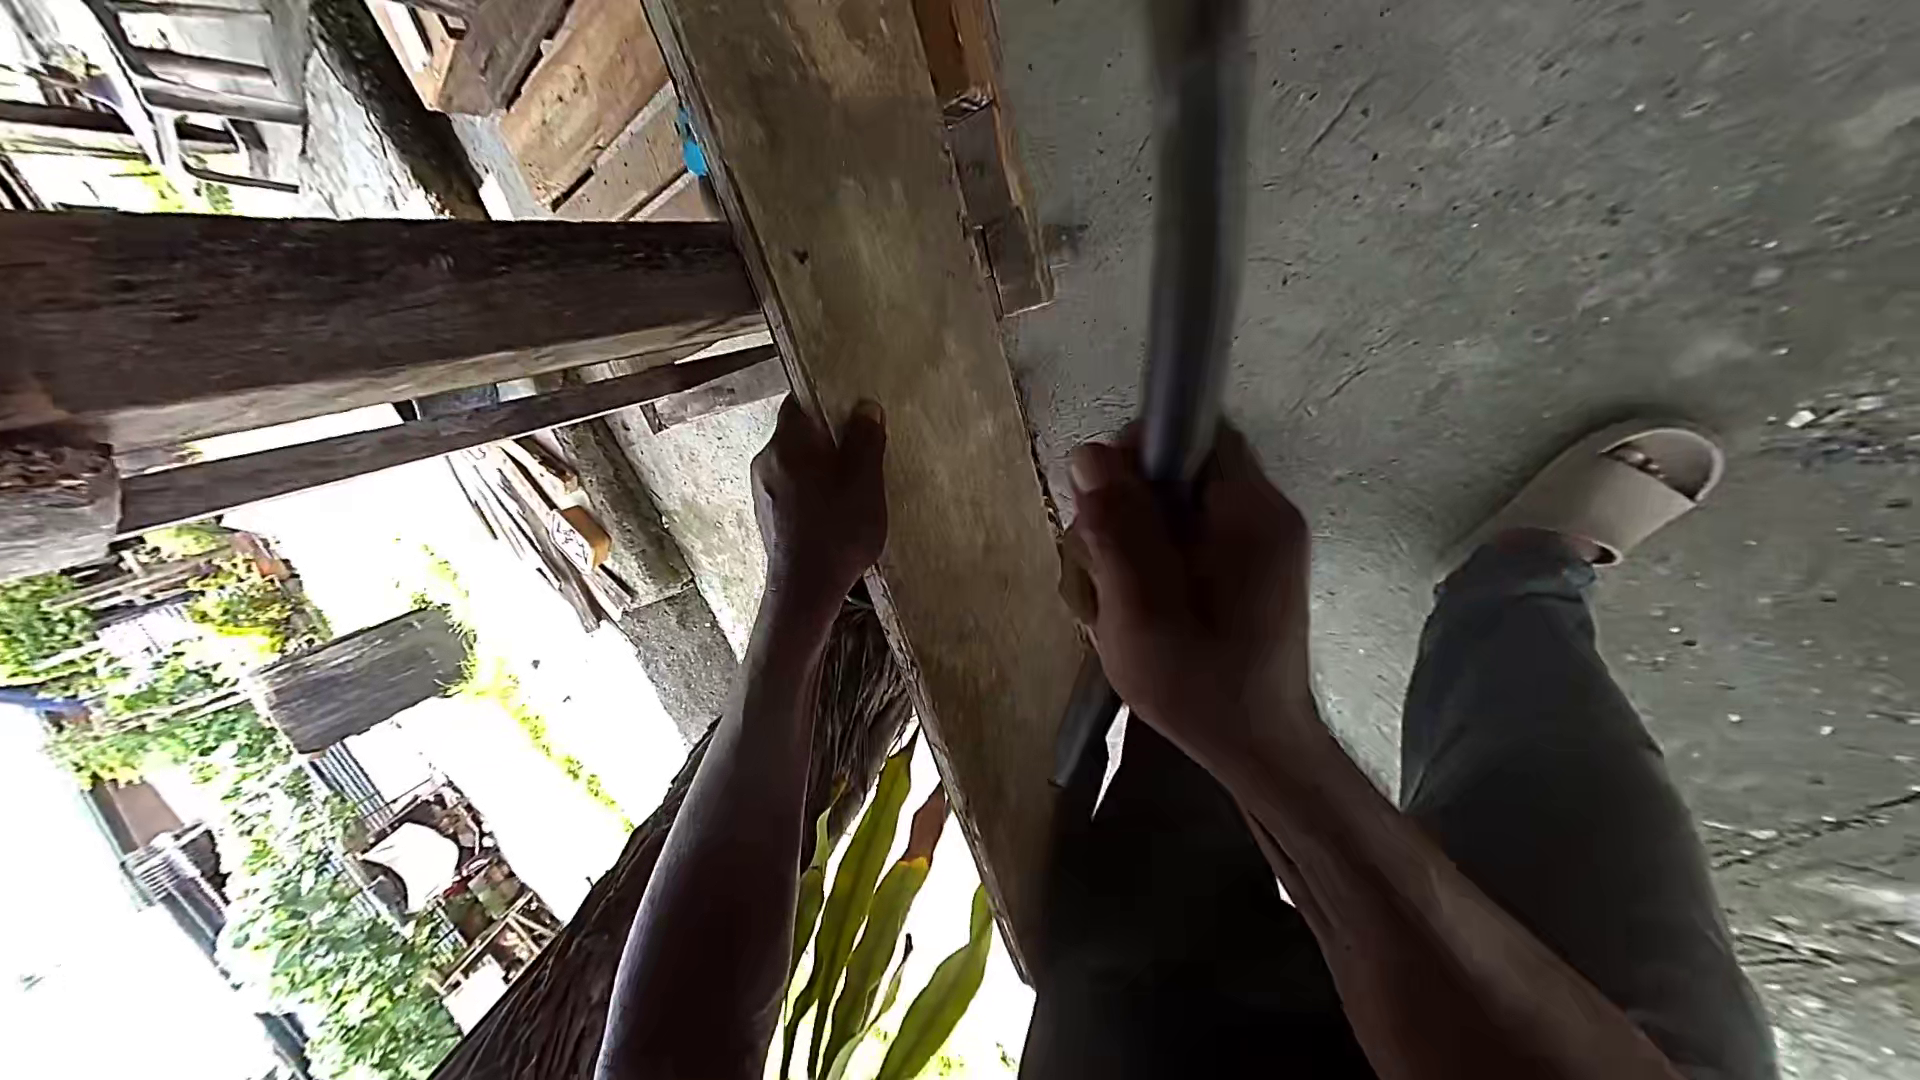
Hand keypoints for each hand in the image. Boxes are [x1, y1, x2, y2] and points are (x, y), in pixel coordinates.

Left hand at [752, 396, 887, 597]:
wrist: (805, 589)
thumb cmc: (838, 530)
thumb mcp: (864, 482)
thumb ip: (865, 440)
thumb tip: (866, 407)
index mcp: (787, 444)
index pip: (800, 402)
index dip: (827, 402)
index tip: (853, 414)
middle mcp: (766, 460)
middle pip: (798, 434)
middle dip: (829, 439)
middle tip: (862, 454)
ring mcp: (762, 490)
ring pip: (795, 463)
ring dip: (821, 467)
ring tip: (851, 487)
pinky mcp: (766, 515)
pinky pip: (791, 488)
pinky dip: (812, 490)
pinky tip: (833, 513)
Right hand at [1062, 425, 1315, 769]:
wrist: (1253, 747)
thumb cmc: (1199, 690)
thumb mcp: (1142, 614)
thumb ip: (1117, 533)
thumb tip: (1088, 454)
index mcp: (1251, 516)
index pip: (1191, 433)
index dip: (1135, 455)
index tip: (1099, 505)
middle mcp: (1261, 515)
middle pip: (1174, 470)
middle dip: (1122, 508)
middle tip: (1100, 570)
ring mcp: (1252, 541)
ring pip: (1168, 504)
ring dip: (1126, 540)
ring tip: (1113, 598)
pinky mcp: (1238, 564)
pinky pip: (1178, 535)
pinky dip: (1144, 560)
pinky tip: (1132, 604)